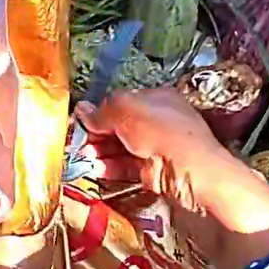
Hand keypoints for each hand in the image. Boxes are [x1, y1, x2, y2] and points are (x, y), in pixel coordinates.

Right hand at [75, 87, 230, 208]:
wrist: (188, 169)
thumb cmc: (162, 131)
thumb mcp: (127, 110)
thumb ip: (102, 111)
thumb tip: (82, 110)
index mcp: (155, 99)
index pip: (120, 102)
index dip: (99, 111)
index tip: (81, 121)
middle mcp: (155, 121)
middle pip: (118, 126)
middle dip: (97, 134)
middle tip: (79, 142)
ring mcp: (154, 146)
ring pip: (120, 148)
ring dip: (100, 152)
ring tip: (84, 157)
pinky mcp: (152, 169)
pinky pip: (126, 166)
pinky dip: (110, 167)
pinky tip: (97, 169)